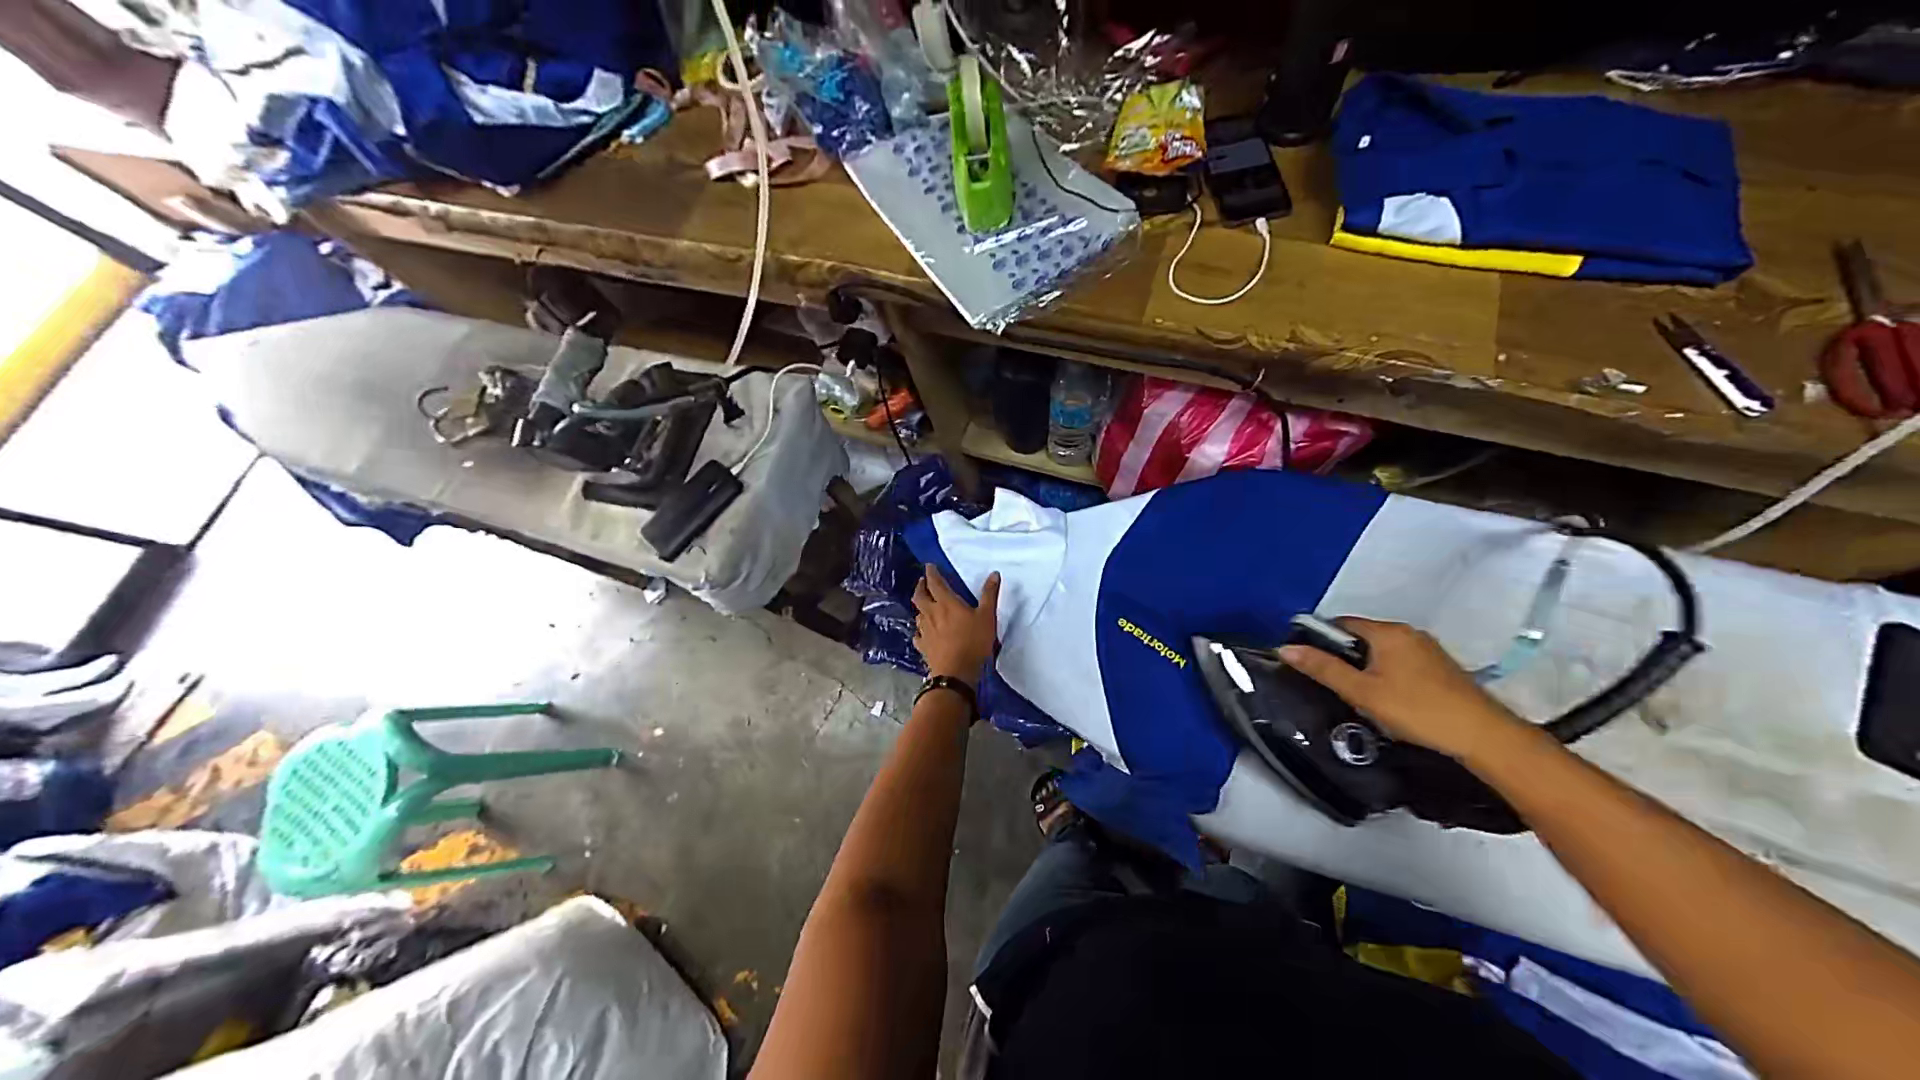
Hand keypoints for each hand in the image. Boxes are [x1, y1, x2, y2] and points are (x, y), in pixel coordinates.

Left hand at [912, 566, 1000, 684]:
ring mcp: (925, 631)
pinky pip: (918, 634)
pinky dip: (920, 630)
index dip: (931, 572)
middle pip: (920, 596)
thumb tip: (993, 574)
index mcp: (946, 603)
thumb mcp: (987, 616)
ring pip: (918, 614)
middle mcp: (931, 614)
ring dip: (920, 607)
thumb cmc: (973, 642)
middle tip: (923, 582)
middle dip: (920, 586)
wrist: (955, 672)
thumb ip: (989, 595)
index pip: (935, 582)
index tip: (929, 566)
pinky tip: (923, 632)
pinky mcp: (923, 646)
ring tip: (925, 605)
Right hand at [1278, 617, 1532, 763]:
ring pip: (1382, 652)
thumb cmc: (1417, 710)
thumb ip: (1323, 668)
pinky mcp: (1441, 668)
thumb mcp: (1362, 692)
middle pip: (1362, 637)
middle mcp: (1409, 633)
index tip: (1309, 663)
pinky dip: (1386, 675)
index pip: (1341, 623)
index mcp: (1388, 632)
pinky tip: (1387, 700)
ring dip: (1366, 668)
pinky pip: (1400, 662)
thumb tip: (1285, 648)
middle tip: (1333, 685)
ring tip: (1358, 696)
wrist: (1484, 737)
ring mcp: (1428, 649)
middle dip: (1344, 657)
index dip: (1320, 639)